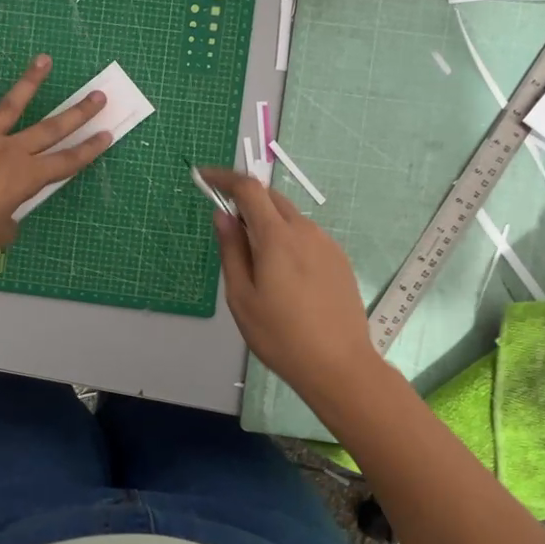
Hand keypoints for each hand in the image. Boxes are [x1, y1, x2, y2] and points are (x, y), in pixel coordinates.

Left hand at [0, 56, 111, 259]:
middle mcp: (9, 152)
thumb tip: (5, 216)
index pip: (66, 162)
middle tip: (98, 96)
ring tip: (44, 60)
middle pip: (50, 129)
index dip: (89, 150)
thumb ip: (7, 223)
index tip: (108, 134)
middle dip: (77, 113)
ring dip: (29, 82)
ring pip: (11, 106)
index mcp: (25, 178)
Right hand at [199, 168, 378, 395]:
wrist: (340, 366)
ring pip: (290, 218)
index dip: (224, 178)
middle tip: (227, 225)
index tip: (205, 177)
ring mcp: (326, 244)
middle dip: (245, 200)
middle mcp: (304, 231)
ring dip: (267, 222)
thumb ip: (231, 250)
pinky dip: (286, 238)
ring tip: (255, 260)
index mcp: (277, 237)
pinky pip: (306, 236)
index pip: (248, 189)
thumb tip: (223, 216)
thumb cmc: (280, 335)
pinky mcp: (339, 260)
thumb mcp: (241, 296)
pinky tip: (283, 275)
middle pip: (271, 198)